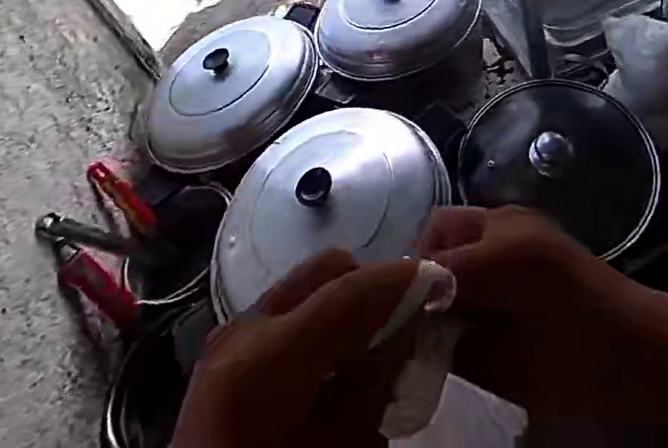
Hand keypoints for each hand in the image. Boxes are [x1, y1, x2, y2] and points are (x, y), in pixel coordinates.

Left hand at [172, 250, 418, 447]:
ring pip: (308, 285)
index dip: (398, 281)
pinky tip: (335, 365)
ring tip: (372, 345)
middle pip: (326, 270)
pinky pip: (289, 311)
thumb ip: (368, 396)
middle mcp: (243, 333)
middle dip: (372, 284)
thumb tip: (399, 343)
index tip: (439, 277)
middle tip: (406, 317)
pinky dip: (322, 322)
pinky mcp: (229, 349)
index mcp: (262, 365)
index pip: (344, 294)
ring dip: (348, 303)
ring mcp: (231, 336)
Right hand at [416, 206, 667, 425]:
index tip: (393, 328)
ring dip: (444, 262)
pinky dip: (466, 259)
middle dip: (422, 268)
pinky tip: (478, 300)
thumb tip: (413, 334)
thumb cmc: (590, 367)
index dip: (407, 296)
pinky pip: (481, 234)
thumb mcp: (516, 371)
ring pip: (459, 228)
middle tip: (421, 317)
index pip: (431, 265)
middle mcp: (512, 222)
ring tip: (449, 312)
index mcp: (509, 253)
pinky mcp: (534, 230)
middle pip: (440, 229)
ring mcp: (525, 221)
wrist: (652, 348)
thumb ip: (457, 347)